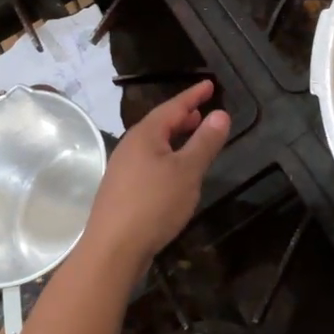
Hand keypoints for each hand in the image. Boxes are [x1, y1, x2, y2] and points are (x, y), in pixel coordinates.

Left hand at [83, 81, 229, 265]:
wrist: (112, 249)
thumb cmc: (153, 204)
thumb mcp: (187, 171)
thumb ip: (204, 142)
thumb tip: (220, 114)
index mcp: (145, 135)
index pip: (173, 107)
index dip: (193, 96)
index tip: (209, 84)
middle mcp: (130, 147)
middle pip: (159, 124)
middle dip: (182, 116)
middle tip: (202, 112)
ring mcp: (122, 169)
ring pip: (153, 144)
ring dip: (174, 138)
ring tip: (192, 138)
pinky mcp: (122, 191)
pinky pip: (148, 162)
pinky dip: (165, 157)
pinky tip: (174, 173)